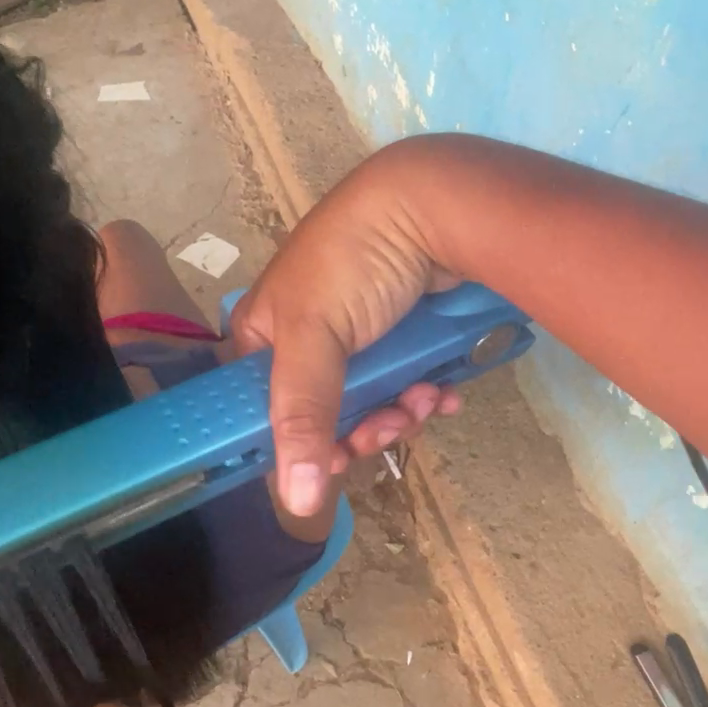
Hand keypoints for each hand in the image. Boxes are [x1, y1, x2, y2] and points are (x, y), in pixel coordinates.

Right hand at [231, 158, 463, 516]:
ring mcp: (356, 337)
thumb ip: (302, 416)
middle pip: (321, 414)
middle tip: (389, 426)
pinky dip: (422, 394)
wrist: (434, 203)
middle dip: (360, 427)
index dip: (294, 443)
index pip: (263, 408)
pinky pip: (403, 383)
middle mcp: (304, 339)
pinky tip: (444, 391)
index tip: (329, 463)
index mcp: (263, 333)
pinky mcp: (400, 335)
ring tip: (425, 398)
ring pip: (368, 404)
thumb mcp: (314, 337)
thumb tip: (294, 503)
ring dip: (399, 413)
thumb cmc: (353, 263)